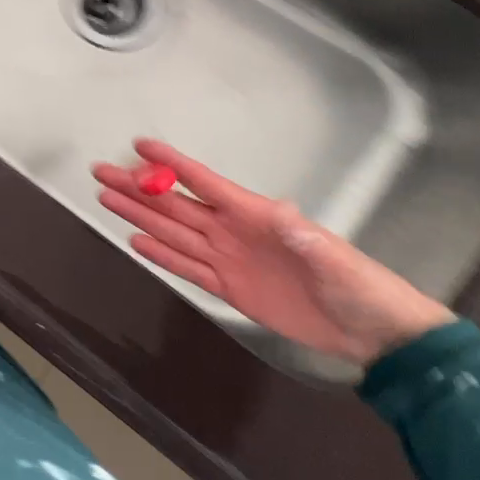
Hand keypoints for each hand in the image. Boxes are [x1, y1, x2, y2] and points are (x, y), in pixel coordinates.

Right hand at [92, 138, 454, 364]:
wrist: (377, 334)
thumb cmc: (362, 287)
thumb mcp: (337, 260)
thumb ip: (304, 237)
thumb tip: (279, 212)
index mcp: (255, 215)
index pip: (204, 182)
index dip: (172, 164)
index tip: (139, 145)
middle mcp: (232, 231)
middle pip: (175, 205)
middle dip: (137, 187)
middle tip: (101, 171)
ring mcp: (228, 259)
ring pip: (172, 232)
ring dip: (139, 215)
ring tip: (106, 198)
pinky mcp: (229, 289)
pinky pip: (187, 268)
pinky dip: (161, 255)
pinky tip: (136, 242)